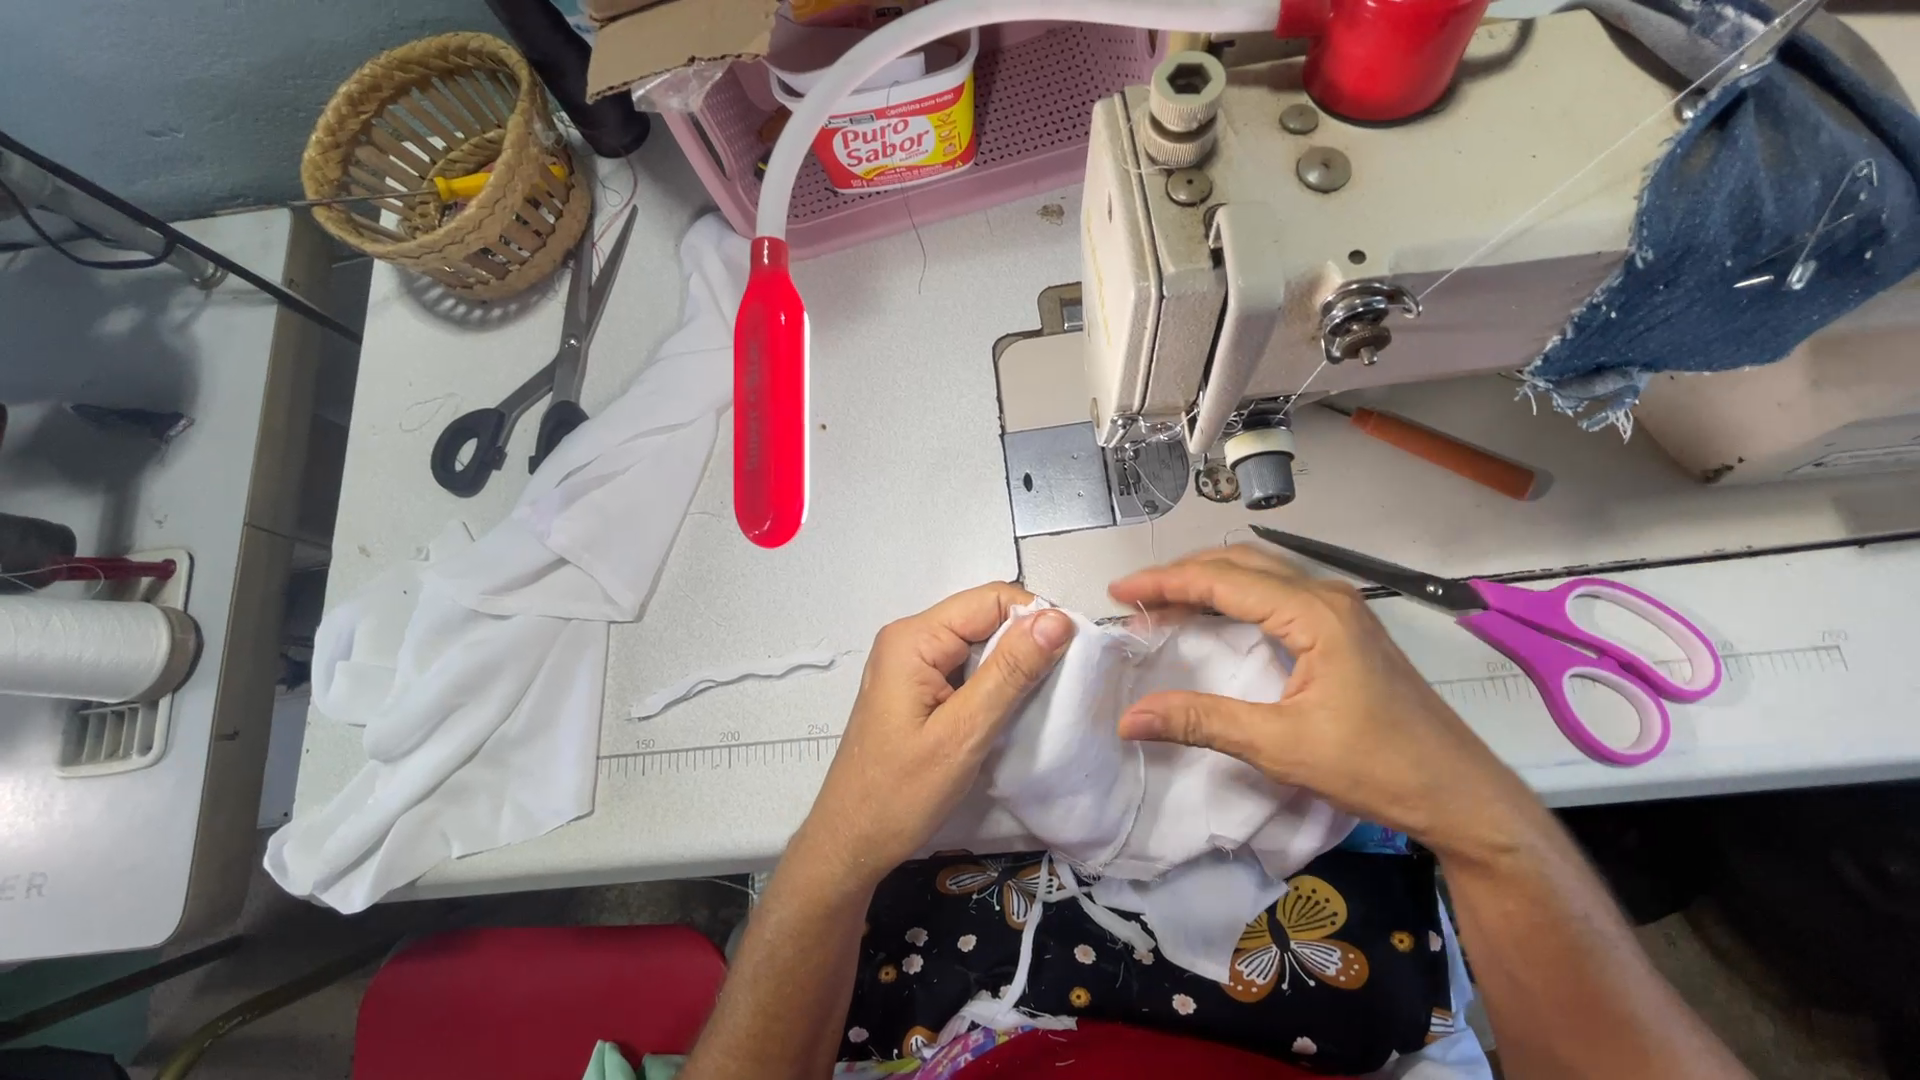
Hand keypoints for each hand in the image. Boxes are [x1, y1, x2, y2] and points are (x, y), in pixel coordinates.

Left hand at [795, 583, 1075, 889]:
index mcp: (914, 639)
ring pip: (978, 644)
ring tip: (1038, 701)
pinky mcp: (915, 689)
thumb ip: (1011, 672)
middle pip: (984, 618)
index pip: (990, 600)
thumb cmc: (902, 793)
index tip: (1071, 655)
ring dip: (1012, 666)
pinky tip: (1008, 712)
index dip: (1036, 619)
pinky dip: (993, 684)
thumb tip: (1057, 619)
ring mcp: (910, 665)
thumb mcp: (964, 733)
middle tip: (1059, 684)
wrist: (851, 842)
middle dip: (1026, 643)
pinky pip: (965, 669)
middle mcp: (909, 640)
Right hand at [1109, 546, 1537, 856]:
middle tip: (1135, 600)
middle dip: (1181, 576)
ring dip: (1208, 584)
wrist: (1461, 795)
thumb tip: (1129, 718)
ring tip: (1163, 606)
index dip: (1164, 583)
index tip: (1119, 594)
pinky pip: (1277, 595)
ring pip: (1260, 575)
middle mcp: (1328, 597)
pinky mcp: (1346, 630)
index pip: (1223, 580)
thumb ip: (1202, 722)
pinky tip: (1214, 620)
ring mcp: (1342, 610)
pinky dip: (1234, 599)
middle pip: (1240, 564)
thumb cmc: (1376, 767)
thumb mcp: (1281, 746)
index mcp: (1314, 613)